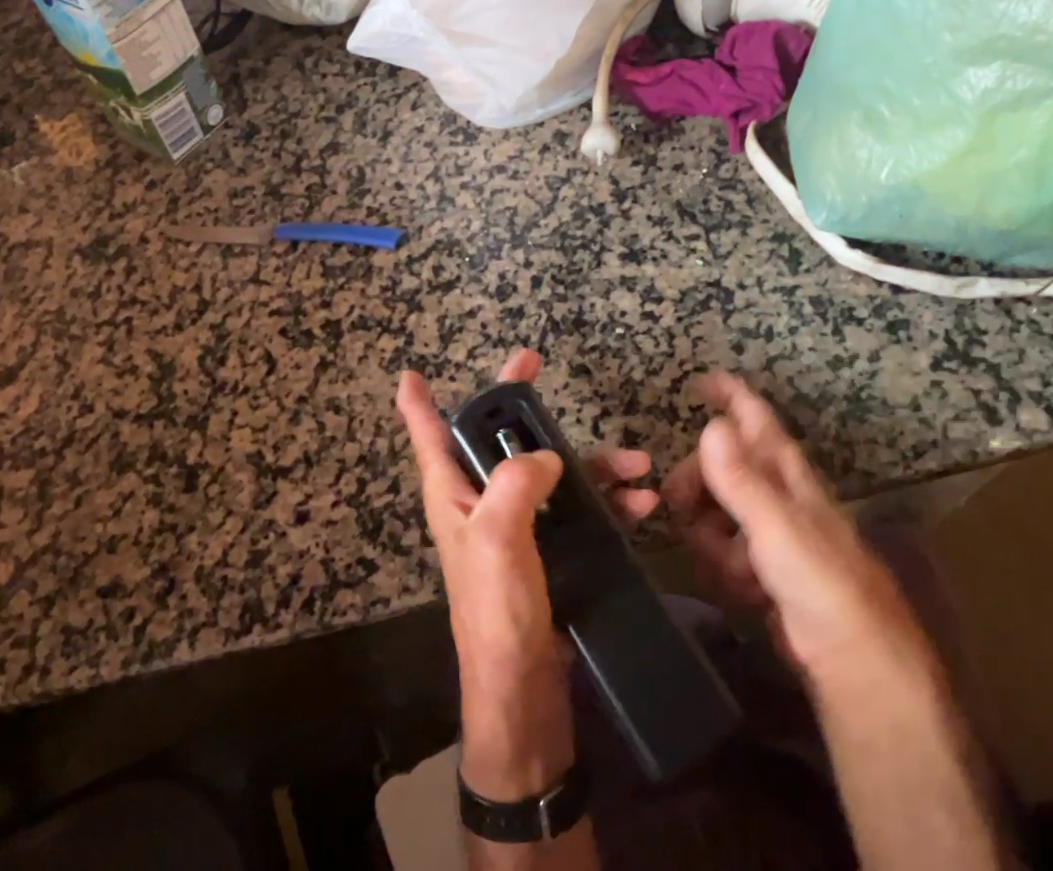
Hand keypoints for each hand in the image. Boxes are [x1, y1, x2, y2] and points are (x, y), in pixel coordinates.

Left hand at [396, 348, 654, 798]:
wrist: (525, 688)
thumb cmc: (497, 612)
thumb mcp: (497, 539)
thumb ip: (513, 484)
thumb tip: (542, 455)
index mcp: (453, 497)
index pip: (430, 439)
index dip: (419, 405)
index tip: (412, 374)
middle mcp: (479, 506)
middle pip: (496, 442)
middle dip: (521, 408)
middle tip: (537, 365)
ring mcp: (515, 530)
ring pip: (548, 474)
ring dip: (590, 463)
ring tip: (637, 464)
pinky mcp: (548, 553)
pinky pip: (576, 512)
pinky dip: (607, 502)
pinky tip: (640, 506)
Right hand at [651, 373, 927, 676]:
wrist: (854, 657)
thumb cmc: (821, 583)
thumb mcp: (775, 527)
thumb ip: (741, 480)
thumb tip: (712, 425)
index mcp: (789, 479)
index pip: (758, 425)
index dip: (734, 399)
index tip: (705, 378)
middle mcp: (781, 499)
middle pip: (724, 470)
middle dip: (697, 483)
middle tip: (678, 502)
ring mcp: (772, 537)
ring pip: (719, 513)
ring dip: (708, 533)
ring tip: (725, 563)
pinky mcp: (765, 572)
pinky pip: (724, 553)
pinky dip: (722, 566)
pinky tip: (738, 588)